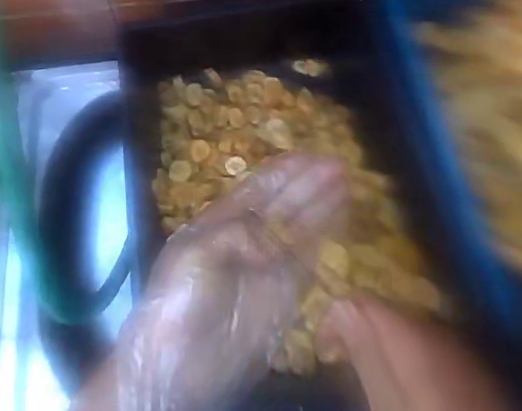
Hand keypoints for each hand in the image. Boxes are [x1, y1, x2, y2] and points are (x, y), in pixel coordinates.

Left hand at [77, 154, 347, 410]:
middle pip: (286, 202)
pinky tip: (339, 218)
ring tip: (346, 181)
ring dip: (323, 203)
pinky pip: (309, 259)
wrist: (175, 366)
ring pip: (302, 226)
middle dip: (311, 182)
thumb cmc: (177, 300)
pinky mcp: (284, 295)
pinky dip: (325, 237)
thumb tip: (270, 243)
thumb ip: (236, 232)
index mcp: (223, 220)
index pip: (260, 187)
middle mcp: (250, 237)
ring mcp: (269, 265)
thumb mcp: (195, 252)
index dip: (286, 170)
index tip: (313, 155)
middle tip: (339, 164)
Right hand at [321, 297, 513, 410]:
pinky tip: (415, 391)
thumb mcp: (388, 402)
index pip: (364, 301)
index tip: (320, 350)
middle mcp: (439, 329)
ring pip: (415, 334)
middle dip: (366, 333)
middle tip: (343, 362)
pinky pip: (438, 353)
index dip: (336, 319)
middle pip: (391, 316)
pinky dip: (417, 363)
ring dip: (391, 348)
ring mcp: (463, 350)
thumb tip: (341, 307)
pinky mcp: (480, 373)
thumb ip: (365, 353)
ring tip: (374, 380)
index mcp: (412, 333)